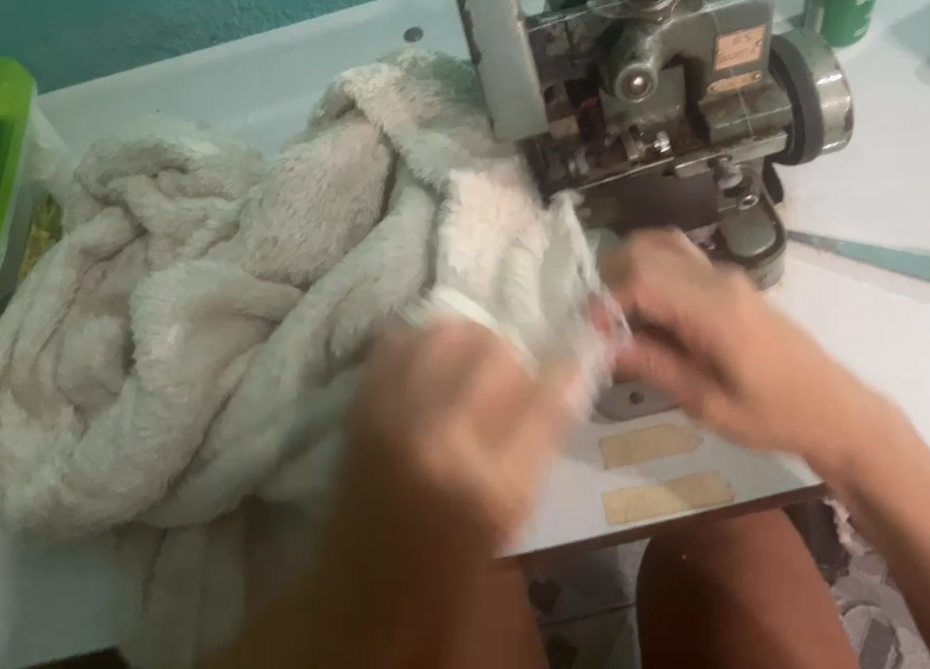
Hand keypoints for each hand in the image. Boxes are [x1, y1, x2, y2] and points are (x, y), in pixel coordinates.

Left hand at [321, 321, 578, 583]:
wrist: (362, 597)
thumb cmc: (450, 571)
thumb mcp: (511, 517)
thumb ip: (539, 444)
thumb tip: (562, 377)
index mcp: (493, 484)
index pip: (546, 397)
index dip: (565, 370)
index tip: (569, 362)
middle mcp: (442, 439)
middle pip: (494, 352)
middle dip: (514, 359)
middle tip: (513, 379)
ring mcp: (393, 415)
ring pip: (445, 333)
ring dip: (468, 341)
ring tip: (469, 366)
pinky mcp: (360, 407)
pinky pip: (396, 341)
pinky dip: (421, 341)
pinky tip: (431, 363)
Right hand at [602, 230, 899, 475]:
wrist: (836, 411)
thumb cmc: (774, 417)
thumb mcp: (708, 405)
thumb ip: (655, 366)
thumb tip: (604, 344)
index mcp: (715, 311)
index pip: (642, 280)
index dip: (606, 300)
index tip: (592, 332)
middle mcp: (718, 280)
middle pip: (645, 250)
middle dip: (609, 279)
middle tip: (598, 322)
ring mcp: (725, 274)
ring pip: (659, 244)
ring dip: (627, 267)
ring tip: (615, 309)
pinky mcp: (728, 280)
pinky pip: (677, 254)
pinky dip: (648, 266)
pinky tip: (642, 304)